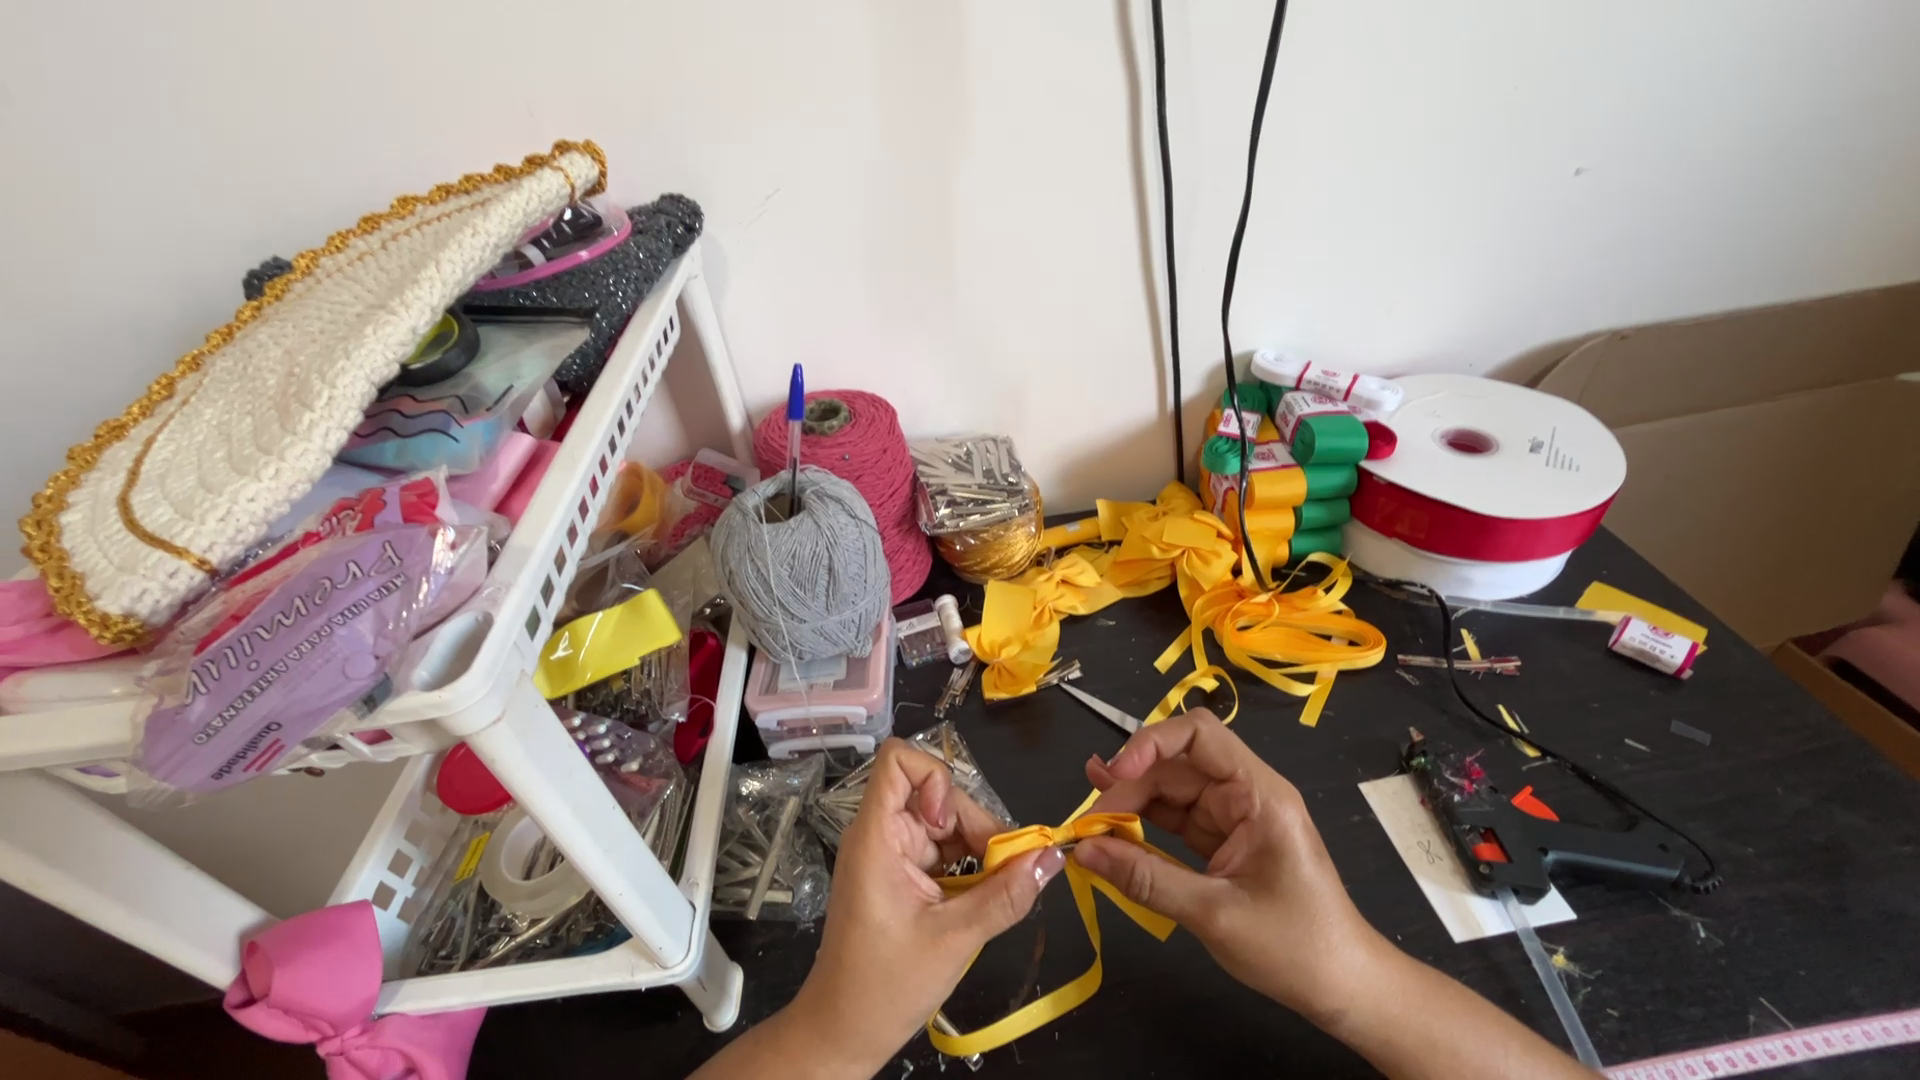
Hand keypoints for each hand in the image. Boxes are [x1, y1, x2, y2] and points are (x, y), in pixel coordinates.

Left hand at [789, 738, 1064, 1072]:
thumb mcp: (954, 939)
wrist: (843, 1032)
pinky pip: (943, 849)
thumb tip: (1051, 858)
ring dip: (978, 847)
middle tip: (1008, 869)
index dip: (934, 777)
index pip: (897, 761)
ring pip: (946, 822)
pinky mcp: (902, 873)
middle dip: (976, 825)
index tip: (951, 823)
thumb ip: (1005, 896)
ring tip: (1002, 885)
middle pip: (937, 794)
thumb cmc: (885, 986)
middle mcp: (882, 833)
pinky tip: (986, 894)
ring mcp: (892, 853)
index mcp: (877, 836)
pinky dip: (969, 866)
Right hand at [1072, 710, 1386, 1022]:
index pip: (1199, 734)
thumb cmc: (1294, 948)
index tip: (1114, 775)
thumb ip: (1145, 878)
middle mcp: (1244, 793)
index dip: (1150, 743)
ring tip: (1087, 822)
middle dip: (1128, 787)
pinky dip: (1142, 825)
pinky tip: (1111, 829)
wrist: (1345, 988)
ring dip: (1129, 804)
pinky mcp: (1223, 840)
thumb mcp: (1213, 915)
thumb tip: (1082, 852)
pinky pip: (1174, 819)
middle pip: (1174, 766)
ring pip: (1168, 791)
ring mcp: (1233, 816)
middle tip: (1088, 826)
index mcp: (1258, 794)